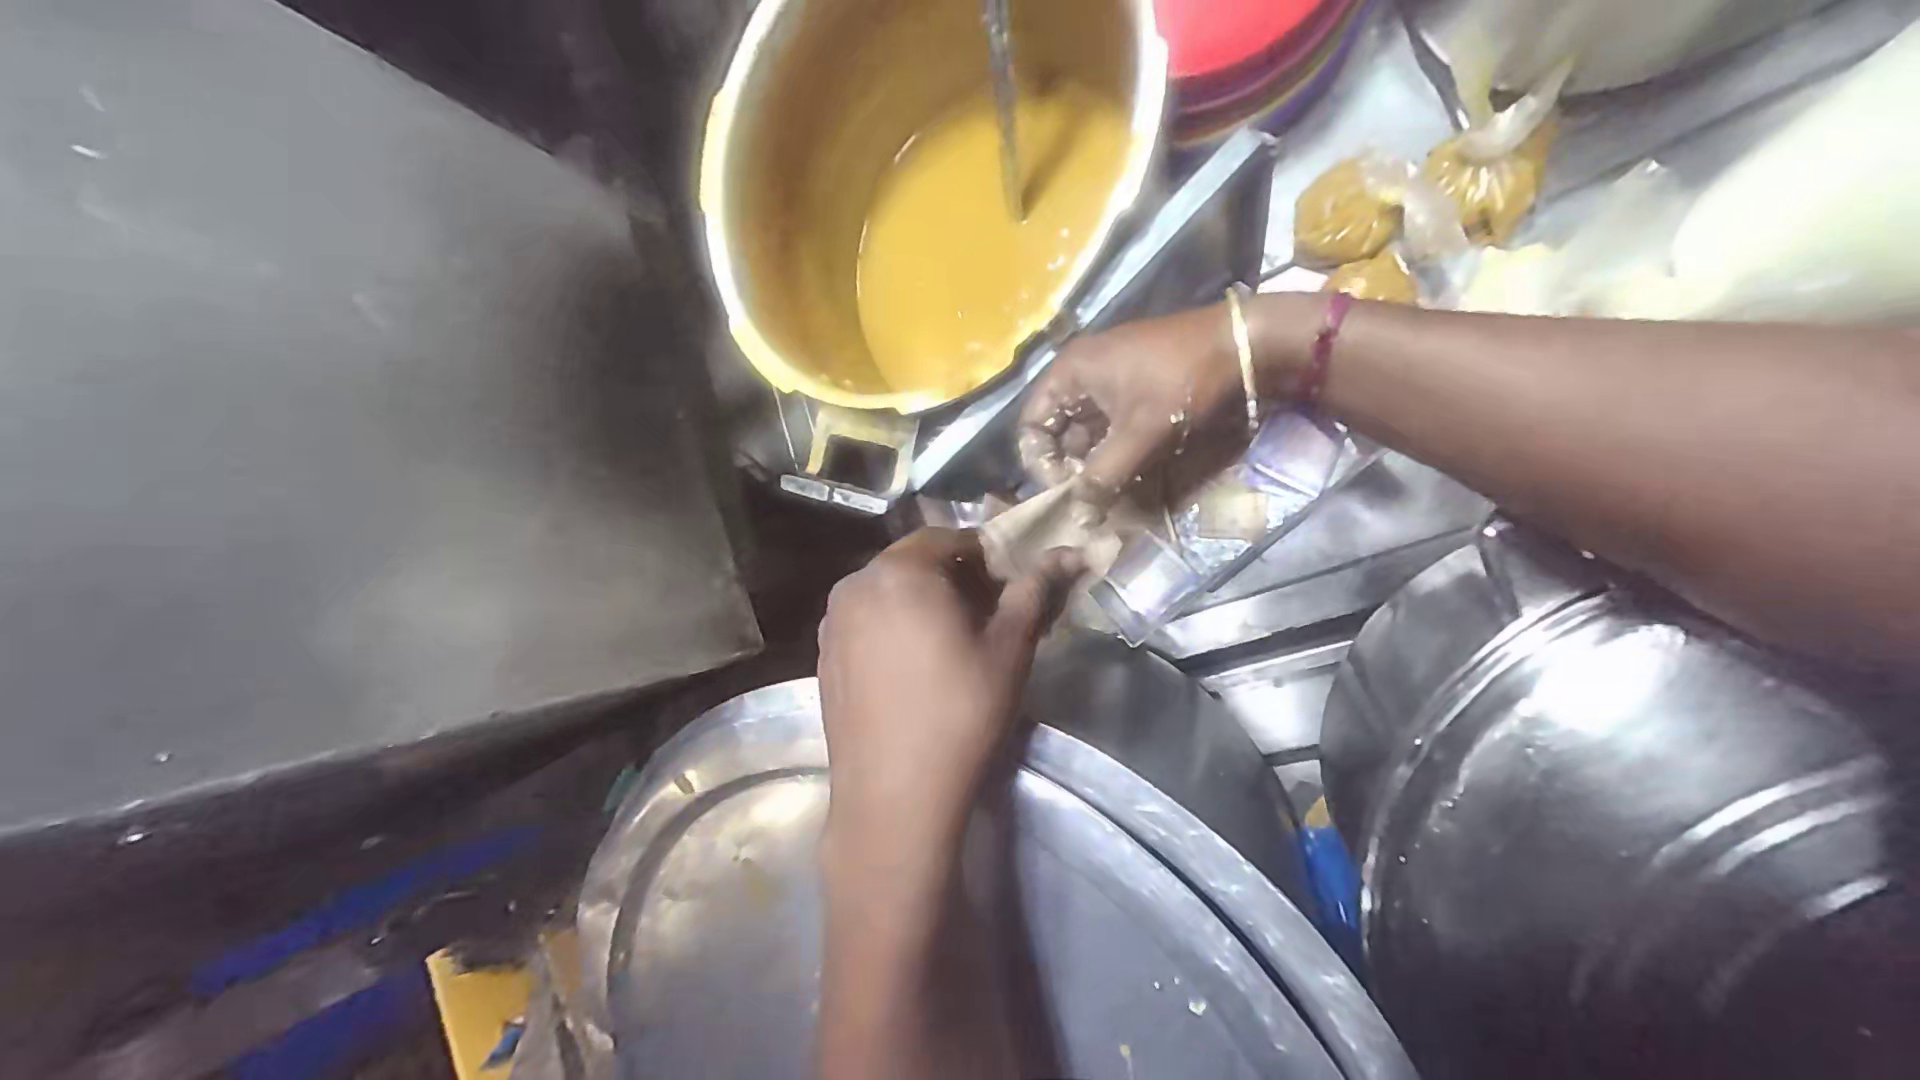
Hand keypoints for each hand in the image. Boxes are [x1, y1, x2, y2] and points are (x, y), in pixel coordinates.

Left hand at [817, 529, 1081, 846]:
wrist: (894, 795)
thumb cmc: (960, 712)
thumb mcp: (1010, 647)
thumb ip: (1034, 590)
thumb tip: (1070, 553)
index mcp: (898, 570)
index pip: (948, 538)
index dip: (983, 558)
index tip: (1004, 591)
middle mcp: (855, 585)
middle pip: (912, 563)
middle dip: (951, 579)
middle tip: (984, 618)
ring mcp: (831, 622)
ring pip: (886, 592)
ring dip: (920, 602)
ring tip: (949, 645)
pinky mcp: (821, 656)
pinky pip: (865, 622)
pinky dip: (892, 627)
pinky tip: (913, 669)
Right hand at [1017, 294, 1320, 503]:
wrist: (1246, 344)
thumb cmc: (1184, 381)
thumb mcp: (1140, 432)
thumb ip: (1104, 476)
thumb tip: (1079, 517)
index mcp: (1070, 372)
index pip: (1031, 424)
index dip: (1040, 461)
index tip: (1066, 489)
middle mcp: (1081, 374)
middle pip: (1056, 430)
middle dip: (1069, 467)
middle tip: (1091, 494)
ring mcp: (1108, 380)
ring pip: (1084, 433)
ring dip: (1093, 463)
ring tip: (1111, 488)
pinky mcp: (1132, 389)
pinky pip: (1108, 427)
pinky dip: (1114, 451)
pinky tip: (1130, 470)